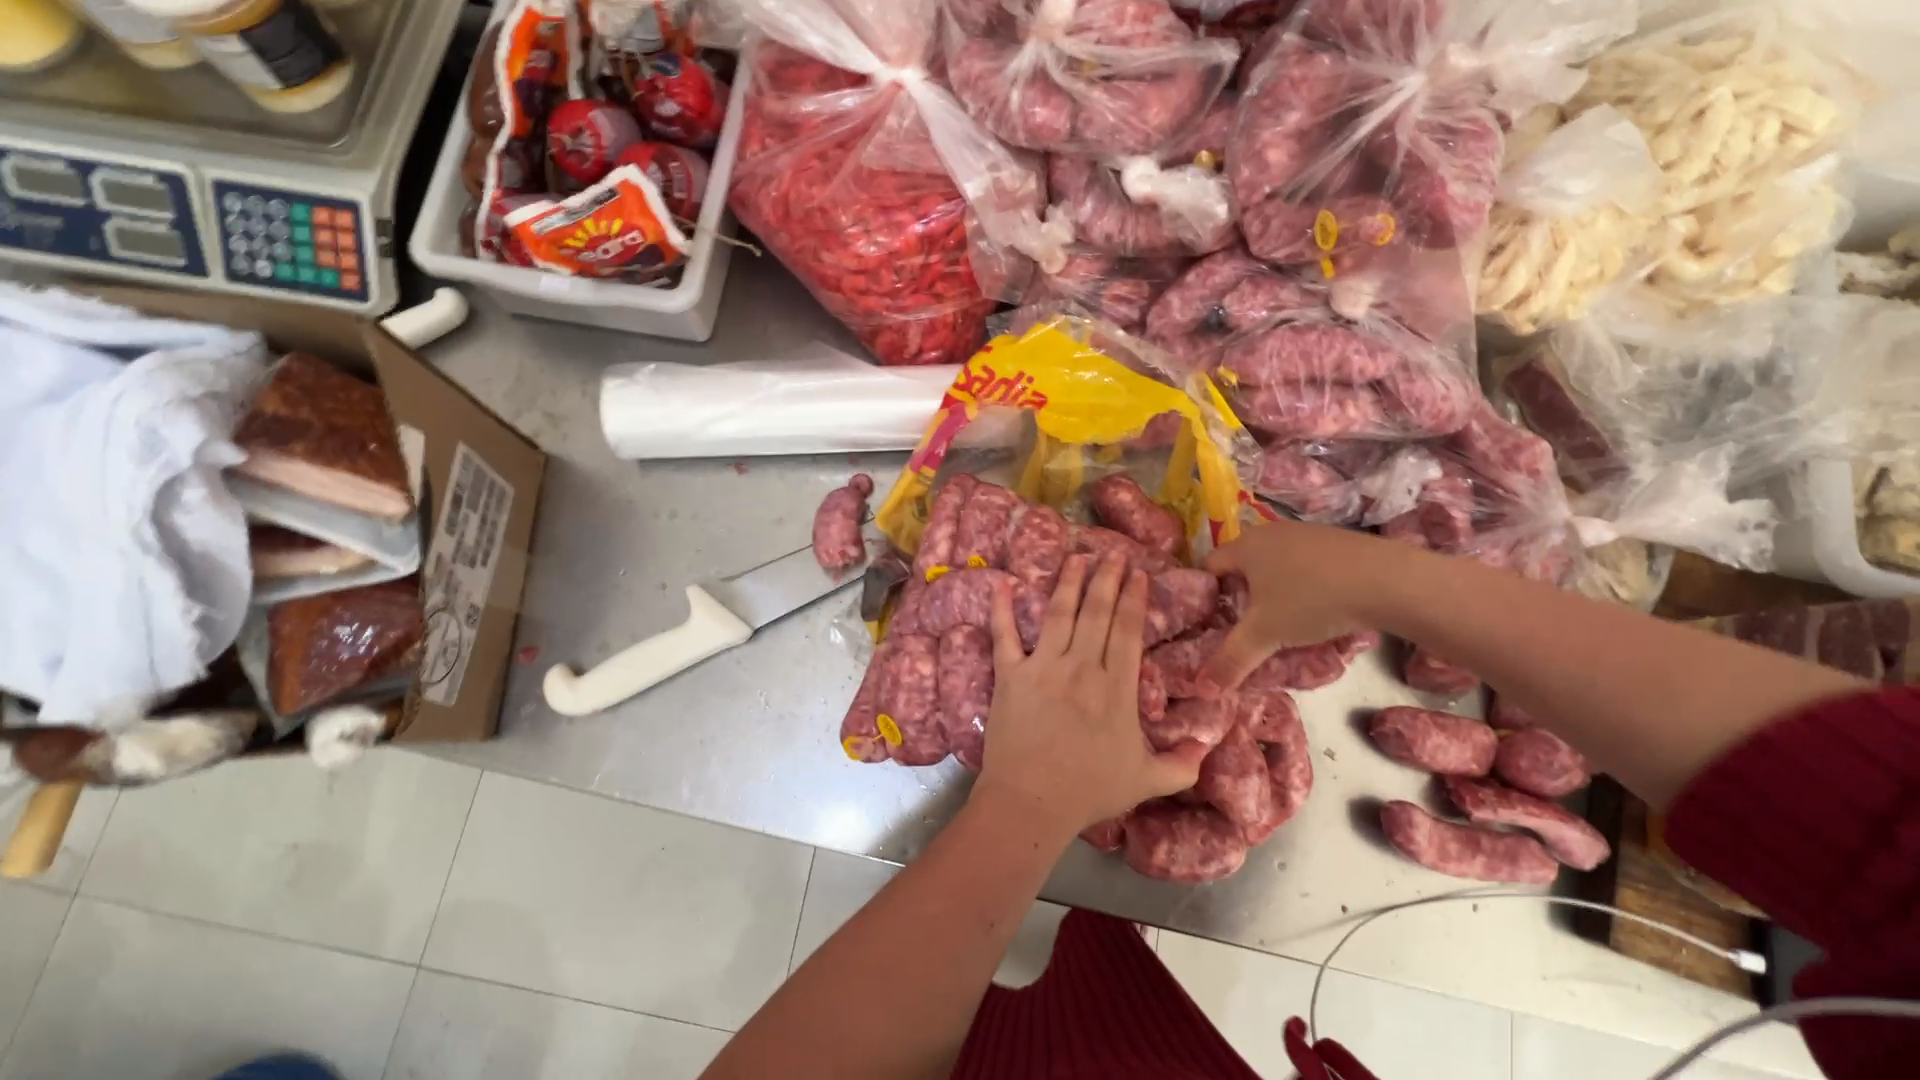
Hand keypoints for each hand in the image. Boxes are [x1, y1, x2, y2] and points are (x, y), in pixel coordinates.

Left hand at [974, 554, 1207, 839]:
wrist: (1032, 801)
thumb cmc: (1090, 791)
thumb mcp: (1148, 781)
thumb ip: (1182, 765)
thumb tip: (1207, 747)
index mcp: (1117, 687)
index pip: (1128, 630)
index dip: (1134, 598)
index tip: (1138, 573)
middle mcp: (1082, 667)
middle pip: (1097, 612)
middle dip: (1106, 579)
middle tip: (1112, 555)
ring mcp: (1043, 668)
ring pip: (1059, 614)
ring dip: (1068, 583)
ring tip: (1076, 557)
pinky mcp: (1010, 676)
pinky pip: (1005, 637)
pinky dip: (1001, 611)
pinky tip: (1002, 586)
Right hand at [1200, 520, 1398, 692]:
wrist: (1386, 580)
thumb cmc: (1311, 601)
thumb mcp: (1265, 635)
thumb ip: (1231, 660)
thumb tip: (1202, 688)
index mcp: (1245, 546)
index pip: (1209, 566)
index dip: (1206, 595)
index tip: (1214, 622)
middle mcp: (1270, 531)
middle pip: (1242, 564)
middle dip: (1241, 594)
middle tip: (1248, 626)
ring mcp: (1305, 532)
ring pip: (1275, 563)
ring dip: (1274, 589)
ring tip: (1285, 620)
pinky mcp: (1335, 539)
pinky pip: (1305, 563)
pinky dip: (1304, 582)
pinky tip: (1319, 605)